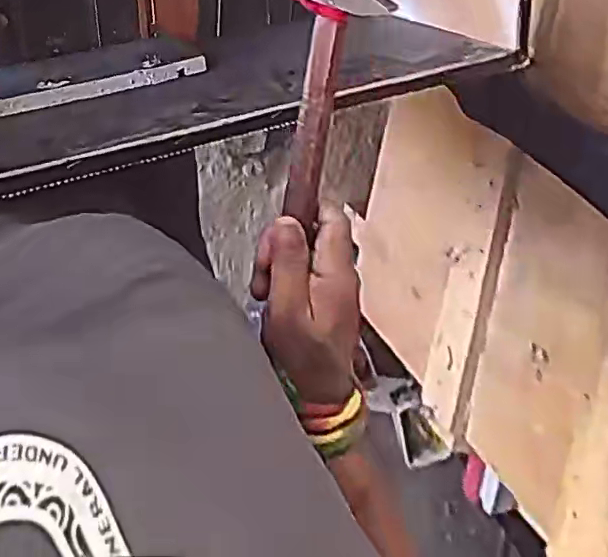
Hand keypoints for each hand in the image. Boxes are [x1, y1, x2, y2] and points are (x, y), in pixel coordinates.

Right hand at [250, 204, 360, 404]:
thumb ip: (288, 261)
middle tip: (265, 269)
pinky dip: (284, 277)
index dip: (305, 209)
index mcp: (336, 272)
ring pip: (303, 250)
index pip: (332, 216)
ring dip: (279, 262)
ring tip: (268, 289)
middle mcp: (342, 275)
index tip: (279, 223)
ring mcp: (336, 286)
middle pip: (310, 231)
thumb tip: (287, 222)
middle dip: (280, 242)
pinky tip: (274, 297)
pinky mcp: (327, 297)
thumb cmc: (304, 360)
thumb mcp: (288, 308)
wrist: (320, 397)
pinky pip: (303, 270)